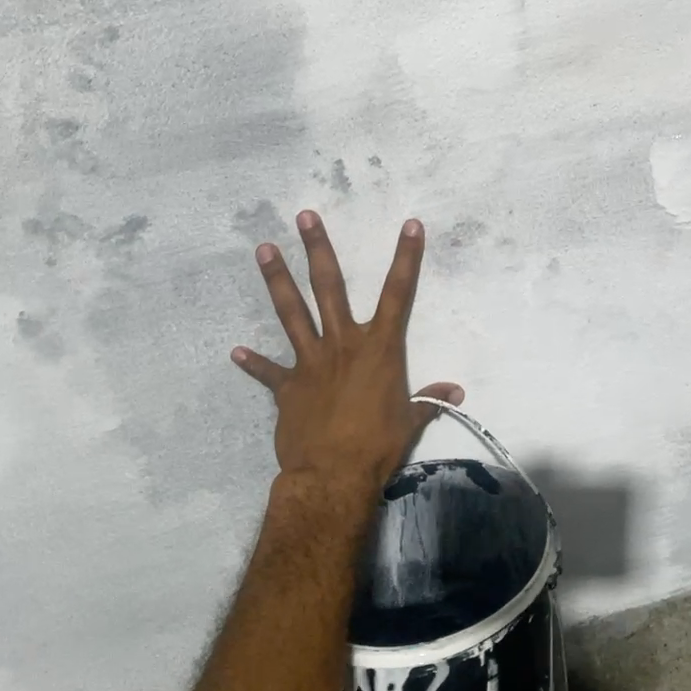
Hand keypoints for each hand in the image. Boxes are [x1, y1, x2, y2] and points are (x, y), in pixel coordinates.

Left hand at [231, 211, 463, 489]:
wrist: (333, 475)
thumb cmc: (379, 444)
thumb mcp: (412, 421)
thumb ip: (429, 400)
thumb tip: (455, 392)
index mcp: (379, 347)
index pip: (398, 293)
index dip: (406, 257)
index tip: (410, 225)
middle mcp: (343, 343)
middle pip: (329, 286)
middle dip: (318, 248)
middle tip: (305, 215)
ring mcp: (310, 362)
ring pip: (292, 312)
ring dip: (278, 279)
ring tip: (263, 248)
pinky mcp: (287, 387)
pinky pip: (268, 372)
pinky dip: (253, 363)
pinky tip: (235, 351)